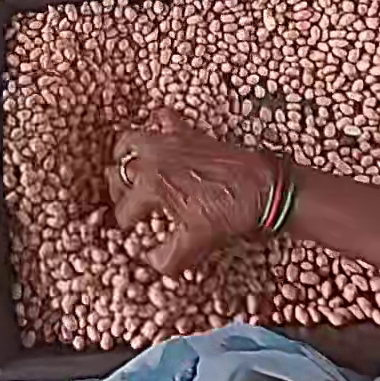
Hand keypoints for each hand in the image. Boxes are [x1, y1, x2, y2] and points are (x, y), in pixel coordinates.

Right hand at [107, 109, 278, 274]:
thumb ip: (168, 258)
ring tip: (130, 167)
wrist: (260, 185)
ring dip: (126, 154)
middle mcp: (152, 158)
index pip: (124, 208)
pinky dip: (156, 124)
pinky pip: (162, 119)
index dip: (126, 223)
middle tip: (129, 203)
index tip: (132, 230)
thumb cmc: (228, 210)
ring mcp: (168, 141)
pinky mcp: (185, 132)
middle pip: (119, 172)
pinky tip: (159, 134)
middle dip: (119, 190)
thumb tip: (153, 262)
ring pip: (130, 140)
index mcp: (150, 185)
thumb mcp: (196, 242)